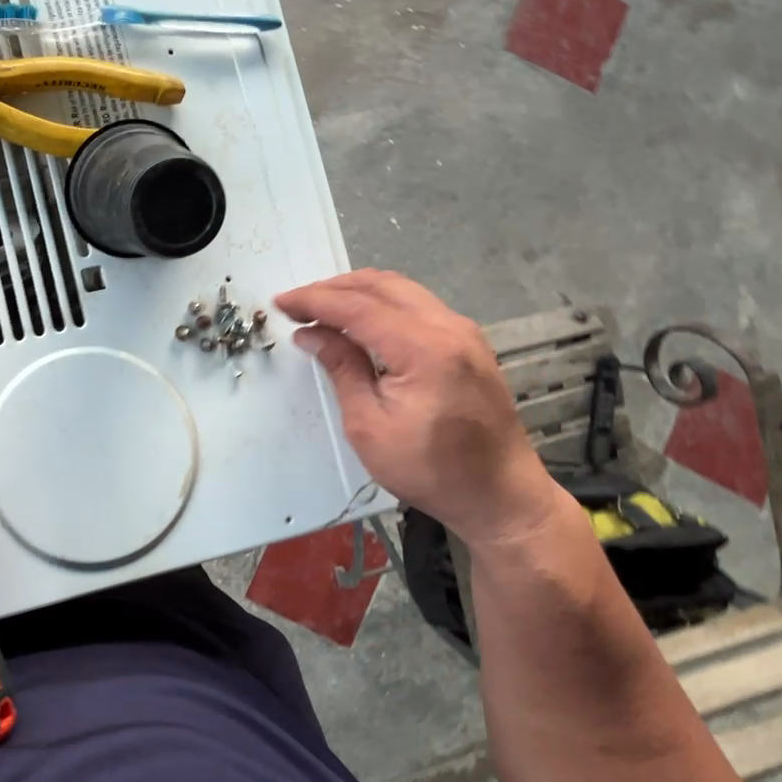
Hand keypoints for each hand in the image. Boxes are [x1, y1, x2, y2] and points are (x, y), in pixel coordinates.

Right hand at [276, 270, 565, 545]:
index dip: (315, 301)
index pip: (358, 307)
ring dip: (358, 292)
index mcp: (425, 349)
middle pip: (382, 286)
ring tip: (321, 309)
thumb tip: (312, 334)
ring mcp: (464, 332)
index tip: (282, 303)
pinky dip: (382, 303)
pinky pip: (418, 305)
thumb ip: (342, 369)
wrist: (500, 494)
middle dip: (334, 288)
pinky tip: (359, 321)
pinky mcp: (469, 342)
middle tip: (297, 304)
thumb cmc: (431, 470)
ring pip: (402, 290)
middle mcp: (449, 328)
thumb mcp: (370, 426)